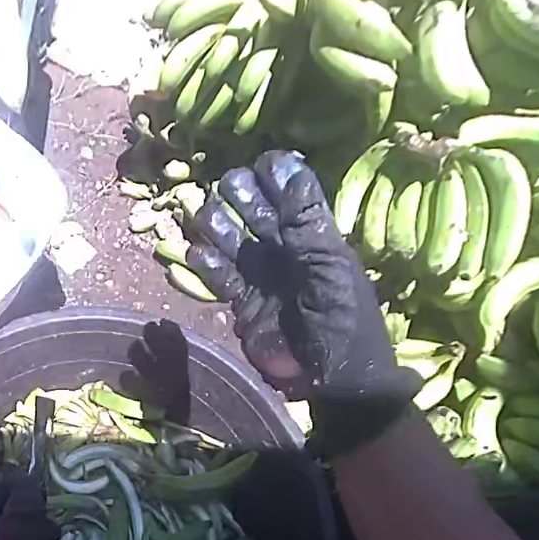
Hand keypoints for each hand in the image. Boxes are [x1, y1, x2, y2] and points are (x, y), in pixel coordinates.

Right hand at [187, 150, 420, 457]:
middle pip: (258, 216)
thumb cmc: (341, 319)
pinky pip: (222, 279)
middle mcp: (286, 255)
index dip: (278, 180)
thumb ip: (307, 224)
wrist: (331, 377)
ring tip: (205, 211)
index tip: (263, 162)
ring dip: (220, 227)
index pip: (292, 200)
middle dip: (243, 197)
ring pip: (235, 244)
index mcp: (314, 241)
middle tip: (229, 184)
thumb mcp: (330, 268)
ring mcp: (263, 280)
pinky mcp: (245, 305)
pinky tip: (197, 252)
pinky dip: (209, 266)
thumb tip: (292, 169)